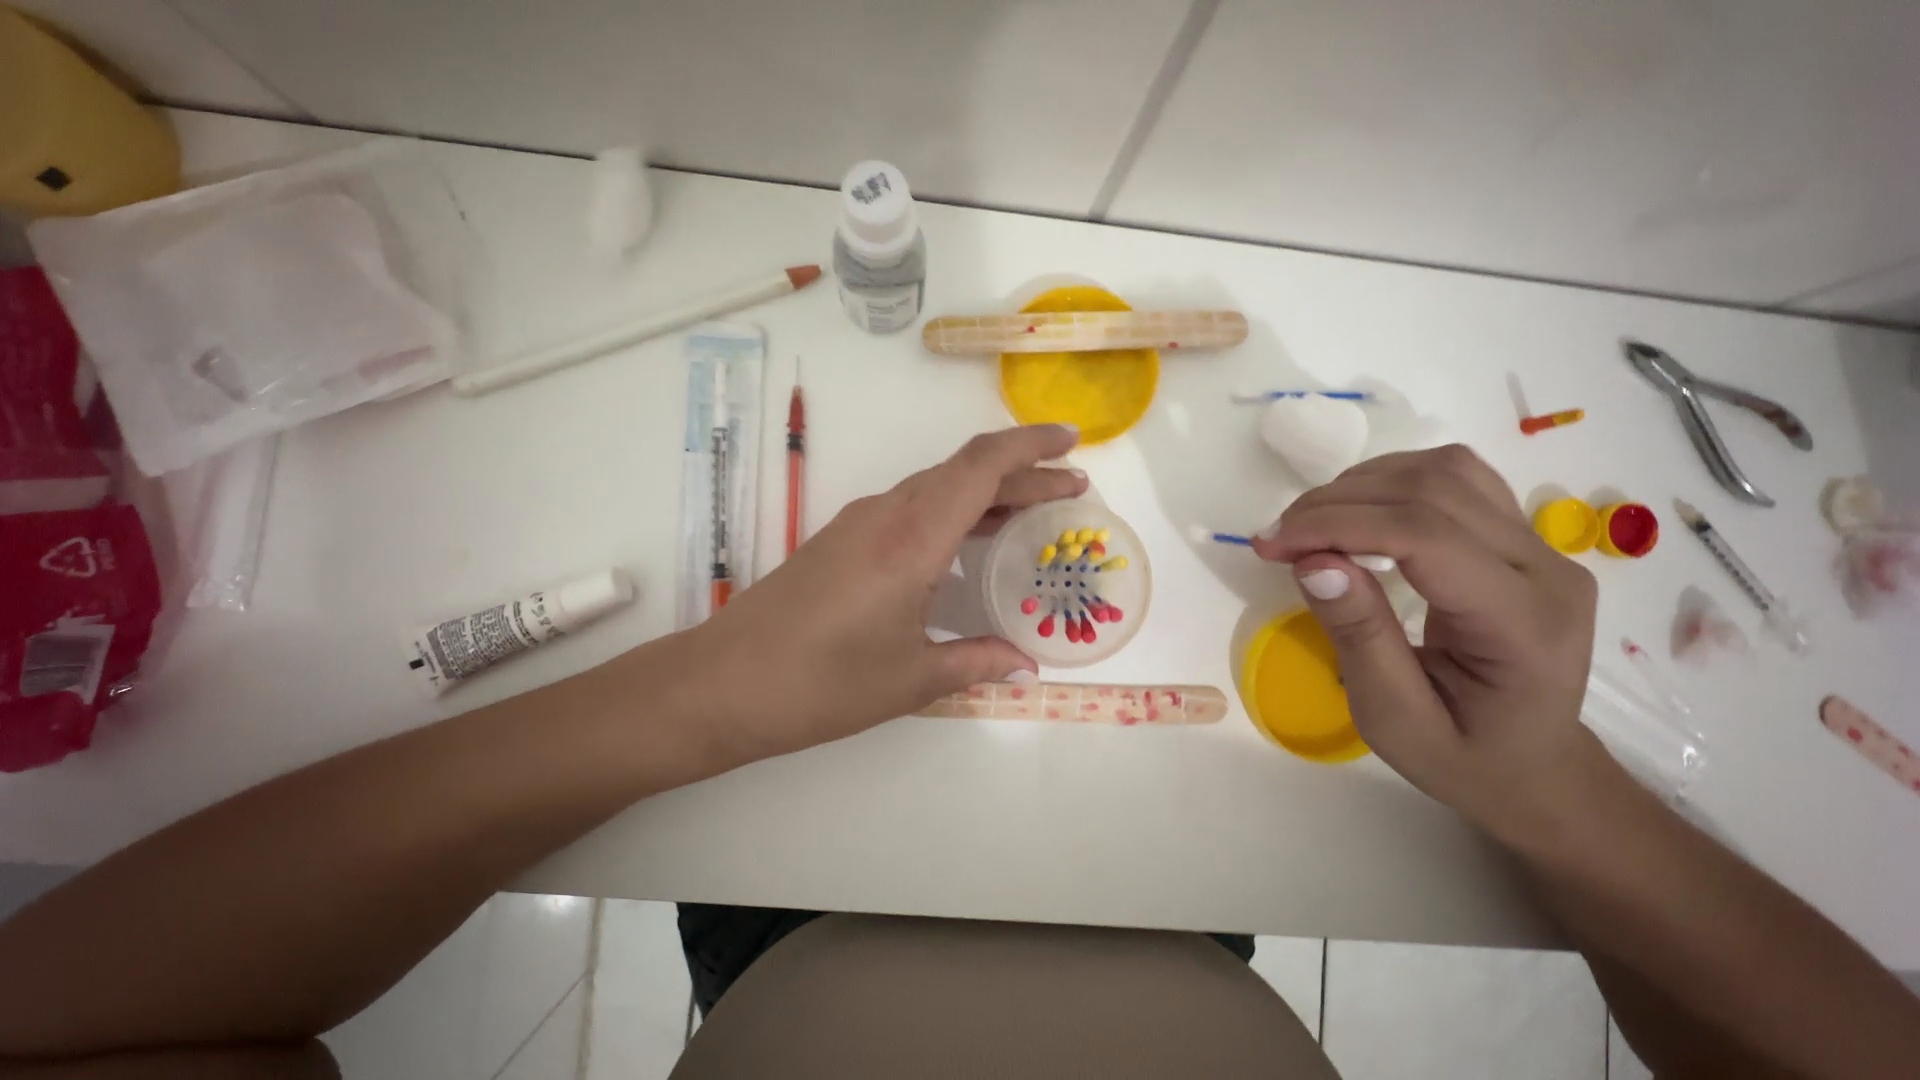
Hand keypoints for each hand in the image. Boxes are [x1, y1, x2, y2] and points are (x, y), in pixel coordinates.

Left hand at [689, 424, 1085, 761]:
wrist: (723, 684)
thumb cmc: (821, 685)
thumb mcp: (910, 679)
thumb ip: (976, 663)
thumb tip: (1025, 664)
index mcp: (912, 541)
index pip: (980, 466)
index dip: (1030, 445)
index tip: (1072, 444)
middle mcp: (886, 516)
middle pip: (963, 471)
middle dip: (1021, 472)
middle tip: (1070, 490)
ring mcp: (858, 523)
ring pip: (935, 487)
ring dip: (986, 492)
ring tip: (1031, 514)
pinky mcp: (840, 539)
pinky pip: (910, 508)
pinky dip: (952, 512)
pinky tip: (967, 546)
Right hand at [1252, 445, 1614, 846]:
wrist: (1533, 769)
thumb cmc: (1463, 757)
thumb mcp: (1394, 721)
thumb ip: (1359, 638)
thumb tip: (1314, 562)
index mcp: (1524, 624)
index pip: (1428, 536)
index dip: (1339, 524)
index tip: (1271, 545)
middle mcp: (1546, 570)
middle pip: (1435, 490)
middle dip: (1338, 503)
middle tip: (1277, 540)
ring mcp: (1541, 547)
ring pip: (1446, 470)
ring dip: (1363, 486)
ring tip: (1310, 527)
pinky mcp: (1522, 538)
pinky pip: (1455, 480)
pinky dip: (1391, 484)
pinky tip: (1355, 516)